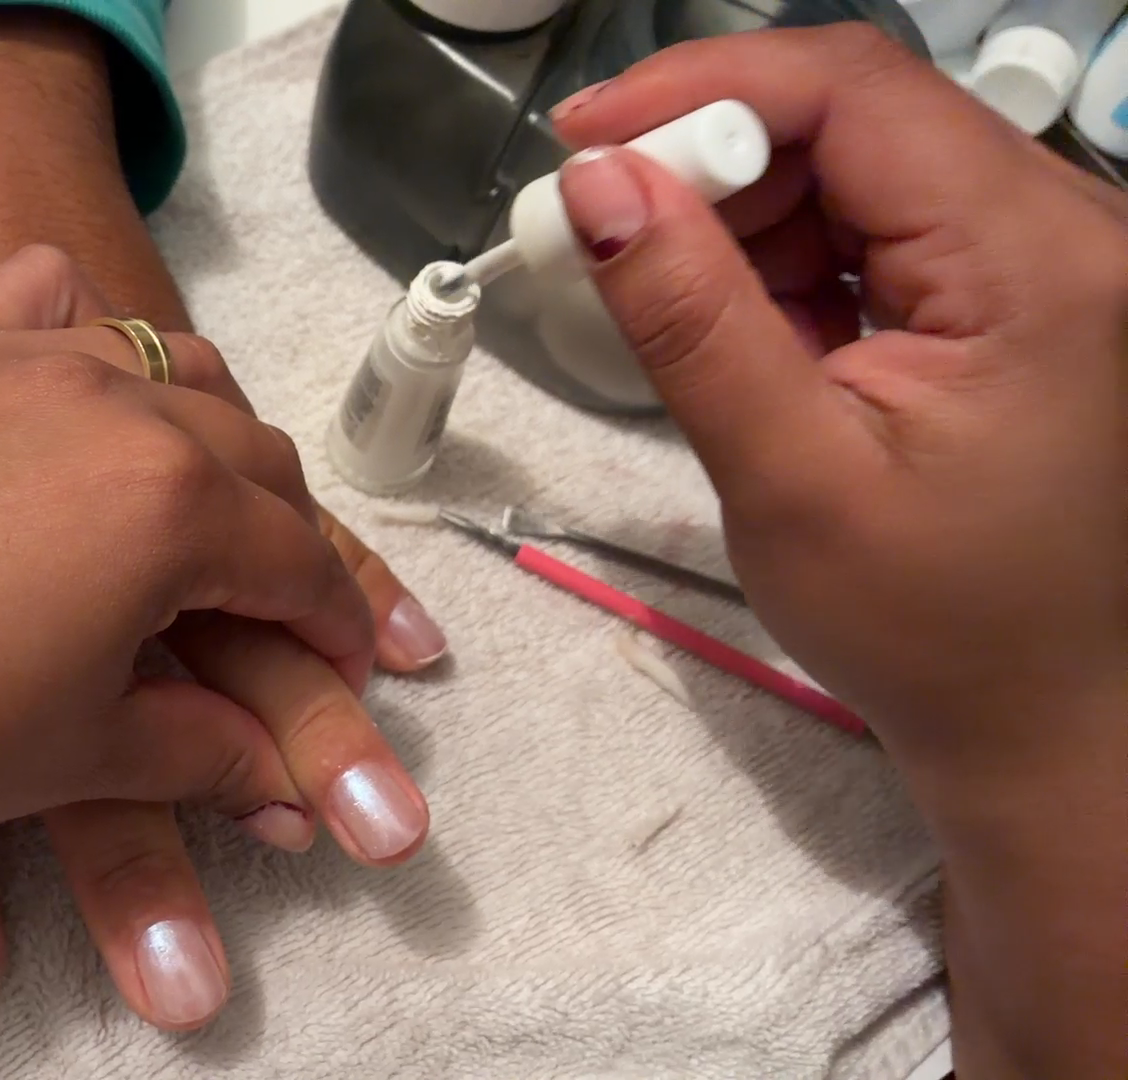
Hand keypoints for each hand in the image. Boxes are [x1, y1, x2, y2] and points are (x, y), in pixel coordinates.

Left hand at [0, 246, 386, 1077]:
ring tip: (215, 492)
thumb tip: (283, 785)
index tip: (355, 661)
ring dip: (214, 432)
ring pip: (173, 367)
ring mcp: (23, 356)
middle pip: (255, 456)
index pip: (298, 561)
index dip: (339, 620)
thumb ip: (204, 754)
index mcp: (167, 504)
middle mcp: (116, 402)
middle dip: (292, 535)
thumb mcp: (78, 752)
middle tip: (293, 597)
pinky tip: (88, 363)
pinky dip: (86, 325)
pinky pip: (43, 298)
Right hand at [550, 25, 1124, 1077]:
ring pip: (844, 178)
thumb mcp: (781, 470)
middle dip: (703, 162)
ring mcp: (1023, 264)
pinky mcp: (980, 302)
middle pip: (854, 121)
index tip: (574, 136)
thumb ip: (689, 322)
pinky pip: (853, 240)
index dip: (703, 88)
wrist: (1032, 707)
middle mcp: (1059, 229)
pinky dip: (761, 264)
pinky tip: (723, 325)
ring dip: (724, 219)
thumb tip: (597, 192)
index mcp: (1037, 261)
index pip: (860, 94)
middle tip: (591, 236)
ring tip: (651, 301)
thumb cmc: (915, 615)